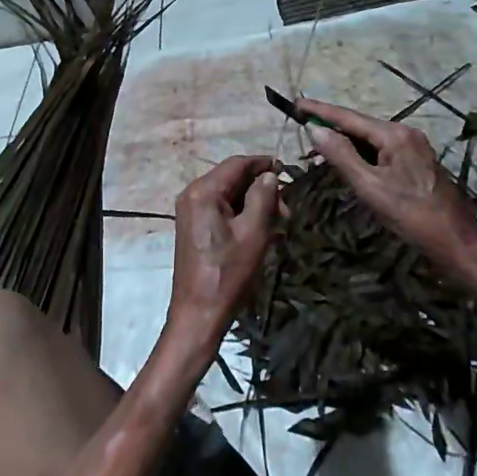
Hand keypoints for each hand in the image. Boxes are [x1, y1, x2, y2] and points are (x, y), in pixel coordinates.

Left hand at [170, 155, 283, 334]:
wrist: (199, 311)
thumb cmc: (228, 272)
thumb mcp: (253, 232)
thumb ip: (263, 197)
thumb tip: (269, 174)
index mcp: (203, 191)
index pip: (236, 163)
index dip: (263, 164)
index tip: (287, 171)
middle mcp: (191, 194)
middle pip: (231, 178)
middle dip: (260, 188)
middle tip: (286, 209)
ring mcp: (189, 211)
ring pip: (227, 194)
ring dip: (253, 202)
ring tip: (278, 222)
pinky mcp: (193, 226)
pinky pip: (220, 209)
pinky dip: (240, 213)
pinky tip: (260, 229)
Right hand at [295, 97, 476, 265]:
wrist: (454, 239)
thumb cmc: (410, 214)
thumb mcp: (369, 186)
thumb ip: (342, 156)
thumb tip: (316, 130)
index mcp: (394, 135)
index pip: (349, 117)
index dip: (320, 110)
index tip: (297, 102)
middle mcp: (405, 133)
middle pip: (360, 124)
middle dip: (331, 126)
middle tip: (302, 126)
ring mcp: (413, 146)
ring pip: (370, 137)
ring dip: (344, 140)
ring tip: (318, 146)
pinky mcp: (416, 161)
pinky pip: (381, 148)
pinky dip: (360, 152)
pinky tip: (347, 160)